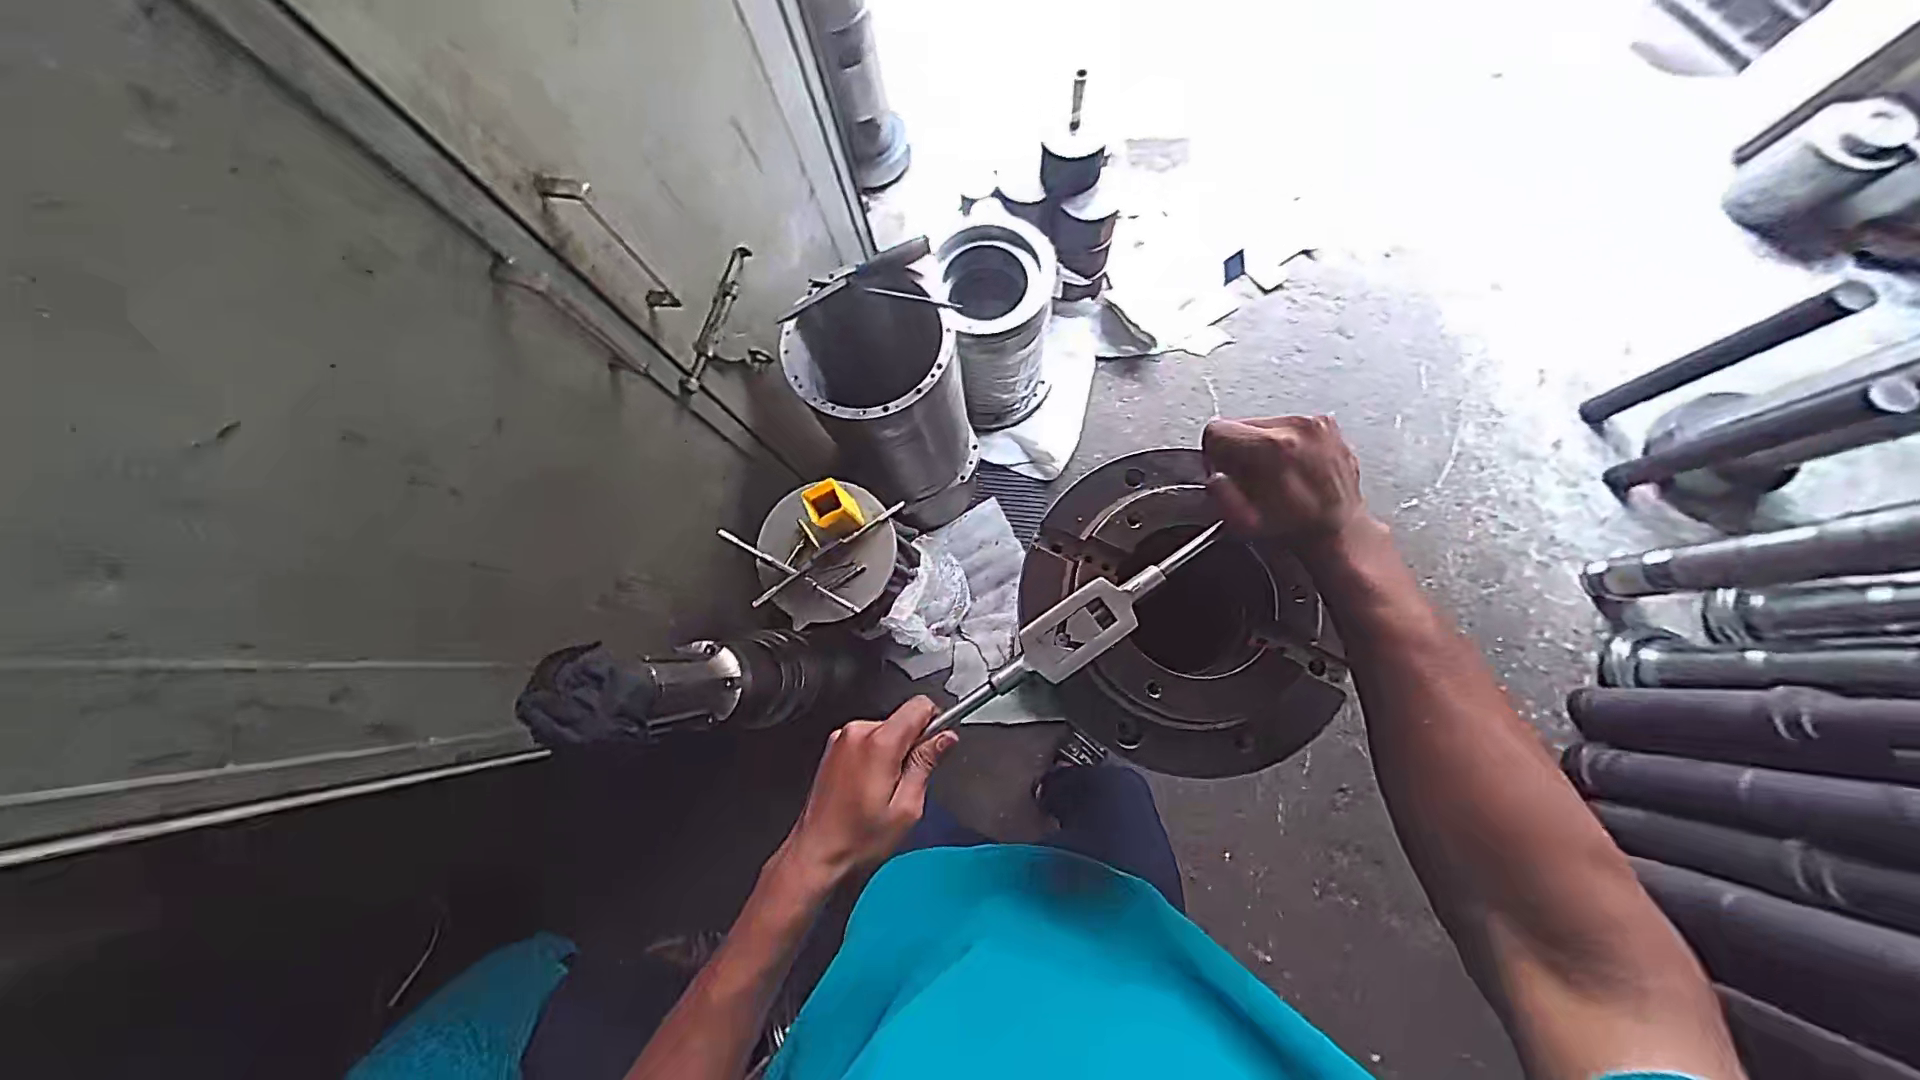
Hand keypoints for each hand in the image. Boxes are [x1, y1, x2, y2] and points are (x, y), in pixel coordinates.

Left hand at [772, 697, 958, 889]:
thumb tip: (945, 738)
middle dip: (913, 744)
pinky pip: (868, 740)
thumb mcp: (907, 807)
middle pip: (903, 718)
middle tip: (907, 782)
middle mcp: (858, 733)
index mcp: (879, 743)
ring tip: (883, 790)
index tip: (936, 745)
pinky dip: (876, 757)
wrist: (816, 854)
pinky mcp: (835, 748)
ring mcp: (842, 739)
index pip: (920, 705)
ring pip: (886, 730)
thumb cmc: (856, 840)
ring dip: (893, 753)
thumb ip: (927, 763)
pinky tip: (869, 787)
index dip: (936, 723)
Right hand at [1202, 415, 1371, 552]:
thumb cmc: (1295, 528)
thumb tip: (1215, 476)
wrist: (1338, 529)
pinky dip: (1282, 444)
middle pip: (1238, 424)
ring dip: (1259, 446)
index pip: (1217, 430)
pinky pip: (1286, 425)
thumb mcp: (1243, 521)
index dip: (1213, 454)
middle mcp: (1296, 428)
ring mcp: (1315, 424)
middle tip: (1249, 478)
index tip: (1222, 468)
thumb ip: (1220, 493)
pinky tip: (1290, 467)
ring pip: (1261, 424)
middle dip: (1237, 450)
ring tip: (1274, 475)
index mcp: (1272, 448)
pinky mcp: (1325, 424)